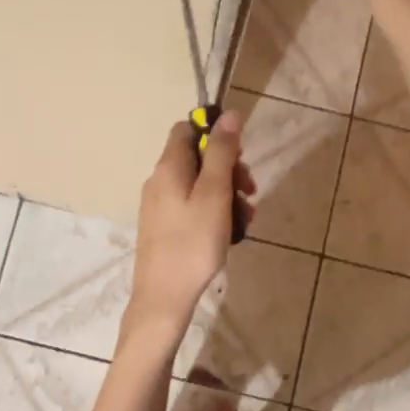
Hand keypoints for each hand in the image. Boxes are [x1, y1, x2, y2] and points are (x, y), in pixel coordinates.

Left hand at [125, 111, 255, 342]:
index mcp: (168, 168)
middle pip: (197, 159)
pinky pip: (193, 209)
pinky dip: (215, 214)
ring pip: (199, 187)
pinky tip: (231, 234)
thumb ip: (221, 153)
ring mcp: (160, 207)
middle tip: (250, 193)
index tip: (239, 156)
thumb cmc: (193, 244)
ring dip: (227, 196)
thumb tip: (228, 114)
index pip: (187, 129)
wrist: (165, 296)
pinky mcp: (164, 229)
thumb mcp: (214, 194)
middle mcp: (159, 181)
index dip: (215, 135)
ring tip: (246, 219)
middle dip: (229, 171)